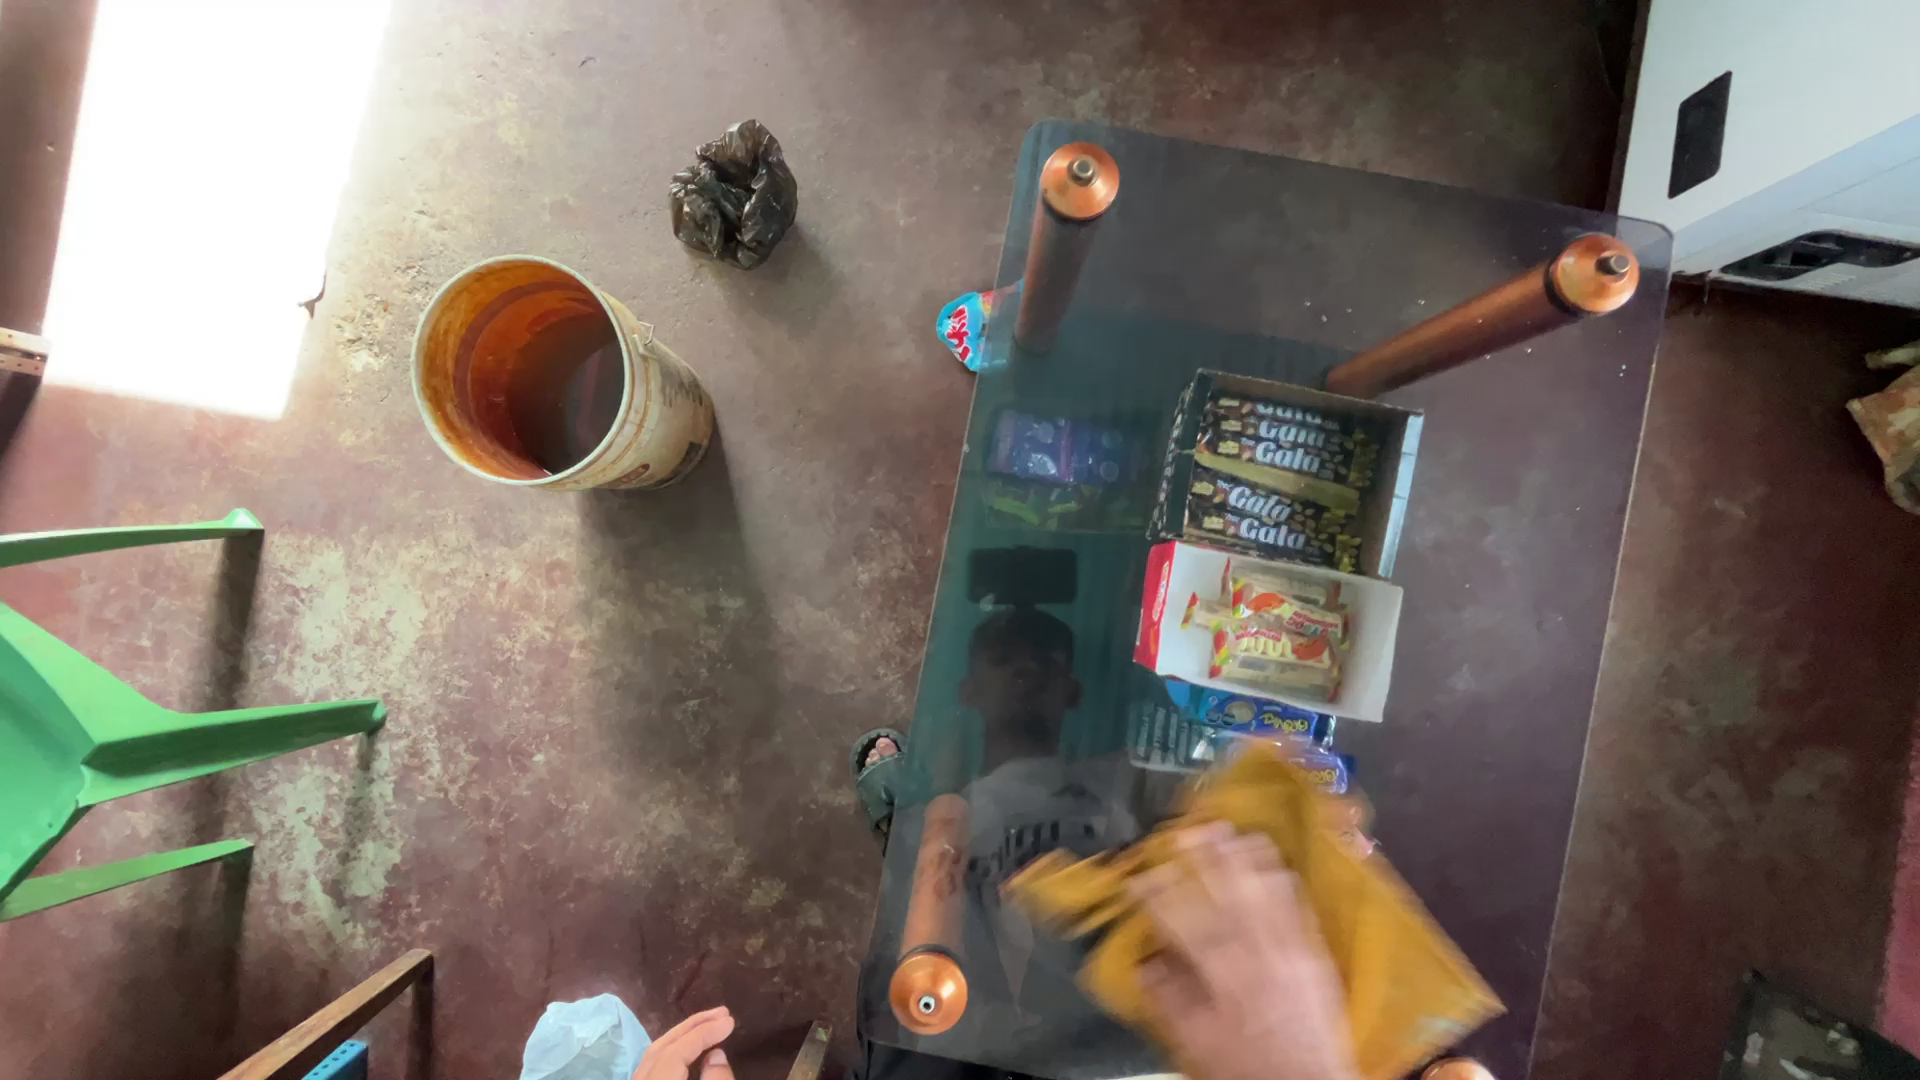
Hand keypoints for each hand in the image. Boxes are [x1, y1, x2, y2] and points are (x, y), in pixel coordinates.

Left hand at [631, 1006, 735, 1079]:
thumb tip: (717, 1055)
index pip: (676, 1051)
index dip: (704, 1032)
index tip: (730, 1021)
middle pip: (659, 1048)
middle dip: (691, 1026)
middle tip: (722, 1013)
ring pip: (652, 1057)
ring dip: (681, 1037)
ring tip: (708, 1026)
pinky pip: (651, 1069)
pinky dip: (671, 1054)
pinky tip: (690, 1054)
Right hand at [1132, 824, 1359, 1079]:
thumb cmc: (1246, 1066)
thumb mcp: (1196, 1041)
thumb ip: (1168, 997)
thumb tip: (1144, 960)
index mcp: (1221, 976)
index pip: (1180, 922)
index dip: (1156, 894)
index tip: (1138, 873)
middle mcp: (1254, 957)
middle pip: (1224, 897)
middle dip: (1204, 860)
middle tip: (1189, 829)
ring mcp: (1288, 953)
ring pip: (1262, 895)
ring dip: (1244, 860)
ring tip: (1230, 831)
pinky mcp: (1314, 957)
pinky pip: (1298, 911)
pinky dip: (1284, 883)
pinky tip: (1275, 862)